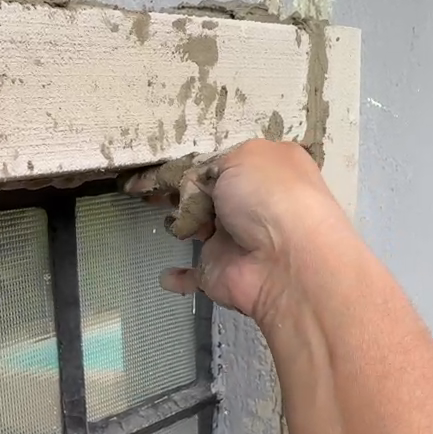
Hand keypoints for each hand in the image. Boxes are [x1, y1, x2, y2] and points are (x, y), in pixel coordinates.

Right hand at [121, 139, 351, 322]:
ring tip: (174, 224)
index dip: (188, 166)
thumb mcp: (242, 156)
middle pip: (203, 194)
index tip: (157, 170)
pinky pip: (191, 275)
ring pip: (195, 228)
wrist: (283, 259)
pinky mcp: (216, 270)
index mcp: (262, 170)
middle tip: (149, 191)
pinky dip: (177, 277)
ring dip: (178, 225)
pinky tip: (165, 275)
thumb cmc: (267, 197)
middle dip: (179, 193)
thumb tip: (195, 184)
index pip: (218, 164)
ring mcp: (233, 239)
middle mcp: (249, 203)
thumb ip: (211, 163)